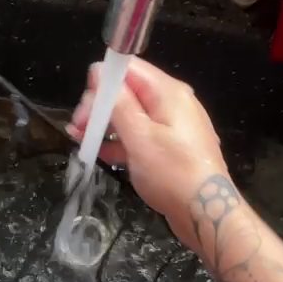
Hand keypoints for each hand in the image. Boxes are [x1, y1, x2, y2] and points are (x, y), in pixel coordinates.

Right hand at [67, 56, 227, 246]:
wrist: (204, 212)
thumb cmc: (172, 173)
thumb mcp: (140, 137)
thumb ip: (118, 104)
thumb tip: (99, 72)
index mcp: (168, 93)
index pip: (128, 69)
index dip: (101, 83)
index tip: (84, 107)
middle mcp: (172, 104)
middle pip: (128, 93)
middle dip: (100, 108)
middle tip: (78, 130)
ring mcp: (172, 127)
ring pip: (131, 117)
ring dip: (105, 127)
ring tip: (82, 142)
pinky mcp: (170, 149)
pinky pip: (140, 137)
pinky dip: (120, 143)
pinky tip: (101, 155)